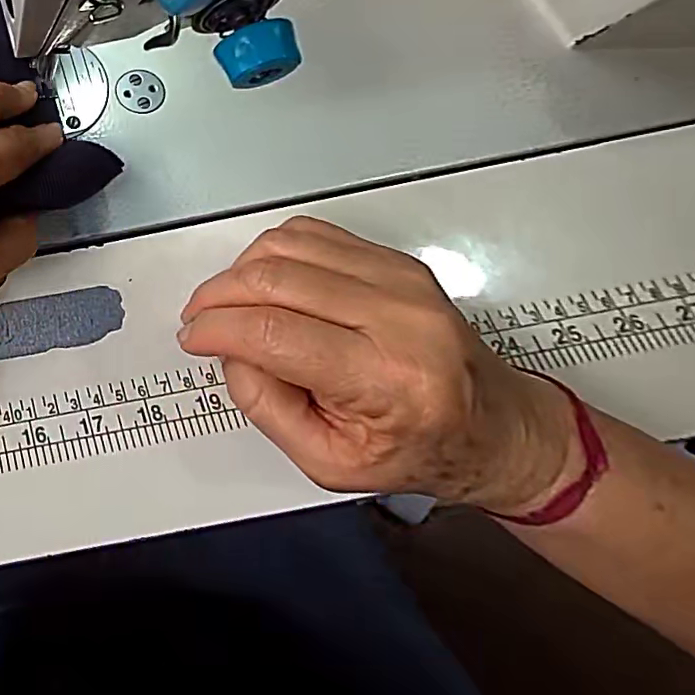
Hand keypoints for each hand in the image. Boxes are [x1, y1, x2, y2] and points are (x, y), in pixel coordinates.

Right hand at [175, 216, 585, 515]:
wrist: (501, 431)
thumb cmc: (417, 450)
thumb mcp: (326, 460)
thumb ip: (262, 404)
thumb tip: (229, 350)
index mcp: (390, 381)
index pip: (270, 332)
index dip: (213, 330)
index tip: (193, 339)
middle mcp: (403, 321)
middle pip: (270, 280)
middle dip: (214, 299)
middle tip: (200, 321)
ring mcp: (402, 283)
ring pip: (282, 248)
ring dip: (237, 274)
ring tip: (231, 304)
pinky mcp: (394, 262)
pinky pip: (306, 234)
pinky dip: (267, 254)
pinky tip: (264, 284)